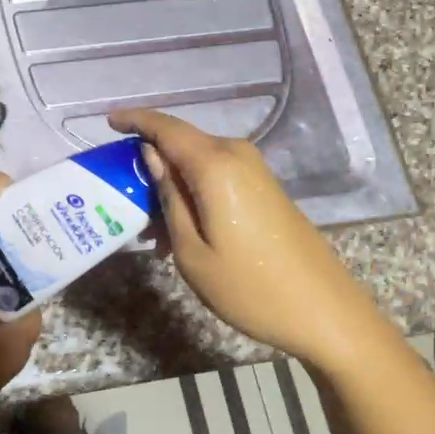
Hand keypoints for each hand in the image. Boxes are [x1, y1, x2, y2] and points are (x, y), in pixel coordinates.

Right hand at [109, 109, 394, 368]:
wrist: (326, 313)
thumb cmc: (250, 289)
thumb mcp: (192, 252)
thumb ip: (168, 198)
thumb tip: (150, 156)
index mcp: (215, 166)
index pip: (166, 128)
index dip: (135, 120)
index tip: (108, 121)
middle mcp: (237, 156)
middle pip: (181, 144)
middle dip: (148, 165)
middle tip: (122, 200)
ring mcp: (255, 172)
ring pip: (197, 164)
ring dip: (169, 188)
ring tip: (150, 233)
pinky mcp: (264, 190)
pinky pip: (216, 178)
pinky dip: (192, 196)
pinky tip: (180, 235)